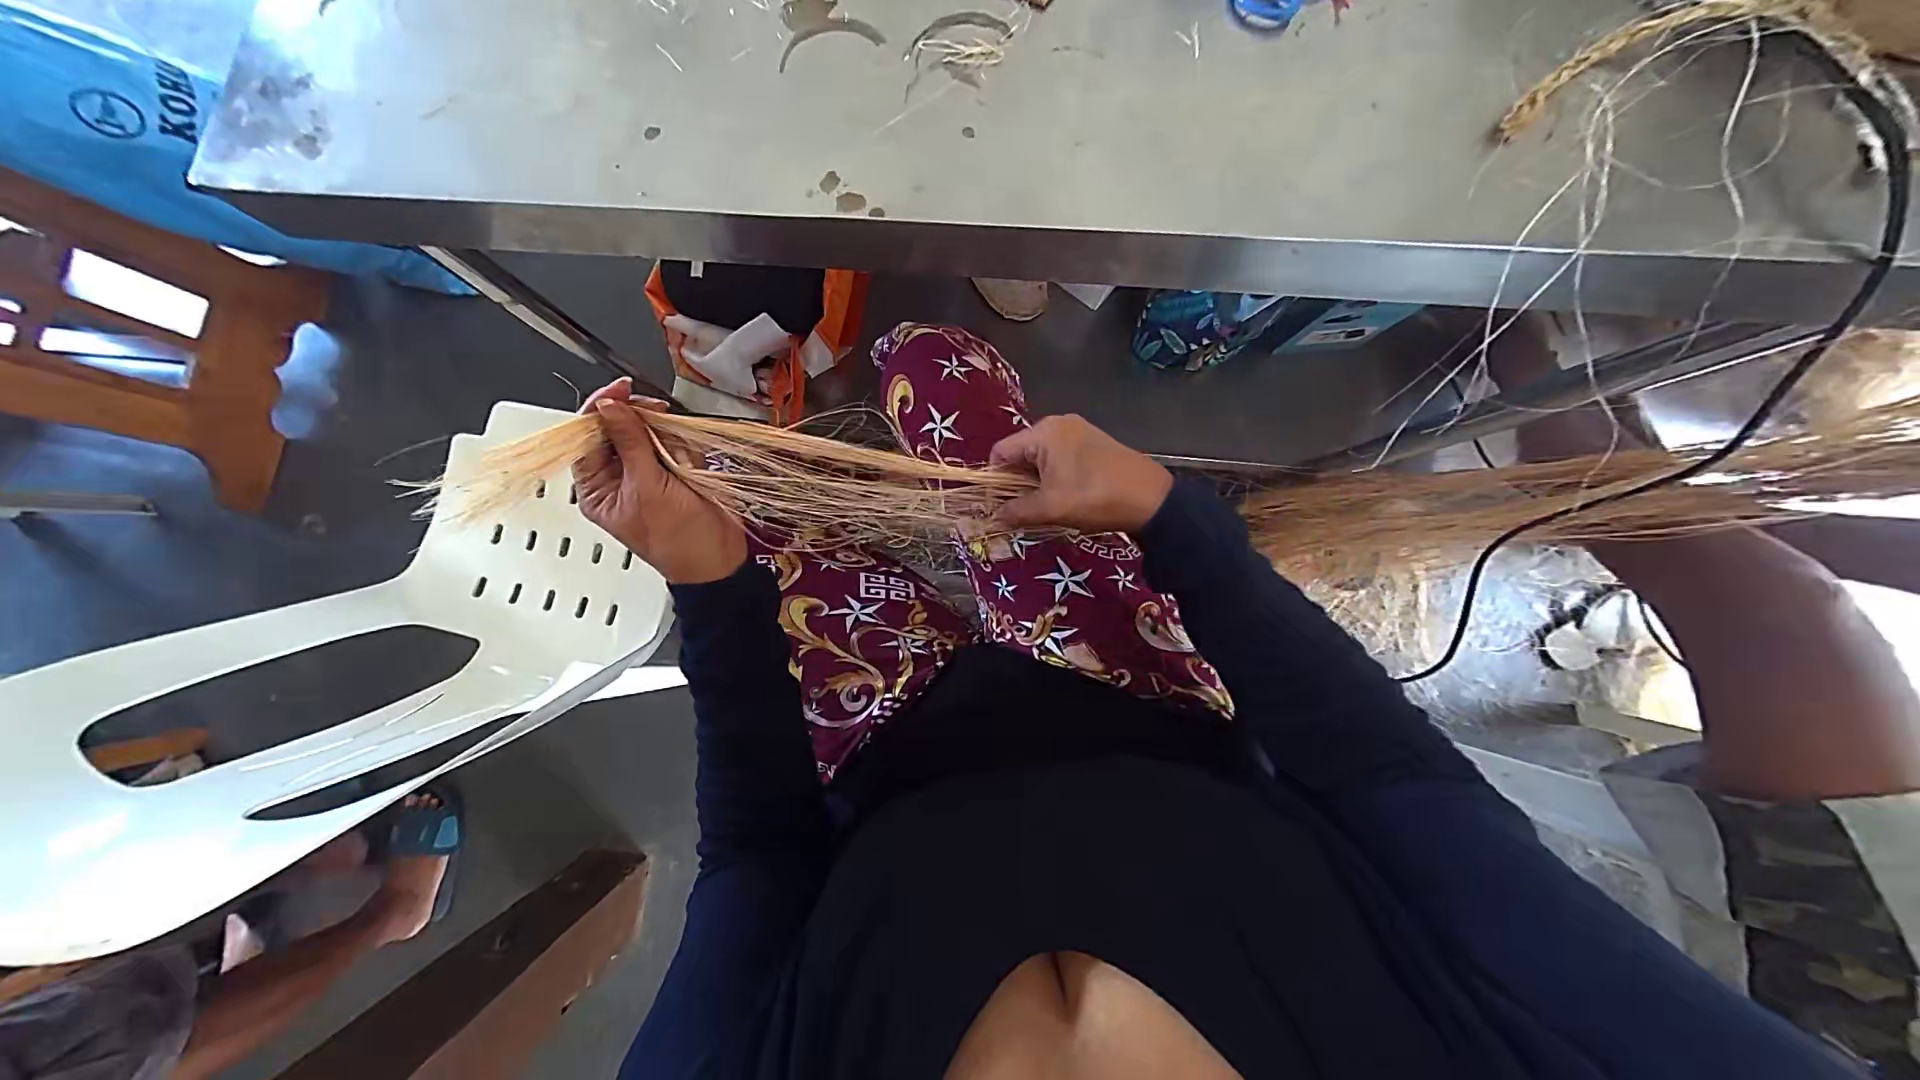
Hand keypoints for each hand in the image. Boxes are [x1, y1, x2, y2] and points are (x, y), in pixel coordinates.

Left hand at [571, 378, 747, 583]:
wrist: (719, 559)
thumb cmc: (678, 539)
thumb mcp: (649, 488)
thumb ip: (630, 443)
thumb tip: (608, 408)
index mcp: (597, 487)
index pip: (588, 436)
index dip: (601, 410)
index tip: (619, 390)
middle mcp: (620, 477)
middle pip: (620, 429)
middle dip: (641, 424)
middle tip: (656, 413)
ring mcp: (649, 473)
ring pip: (650, 433)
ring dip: (668, 440)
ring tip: (680, 462)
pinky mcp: (675, 471)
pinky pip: (675, 444)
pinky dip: (685, 450)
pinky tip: (691, 466)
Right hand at [989, 414, 1171, 532]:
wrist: (1152, 500)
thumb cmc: (1095, 498)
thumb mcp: (1051, 508)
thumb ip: (1016, 511)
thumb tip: (994, 517)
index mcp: (1044, 432)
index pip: (1001, 451)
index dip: (995, 480)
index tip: (999, 505)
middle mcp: (1058, 424)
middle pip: (1020, 452)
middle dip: (1017, 482)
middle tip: (1024, 509)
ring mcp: (1078, 431)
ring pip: (1041, 457)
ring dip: (1037, 482)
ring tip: (1047, 506)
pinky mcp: (1093, 442)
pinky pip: (1061, 457)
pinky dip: (1056, 476)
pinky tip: (1067, 496)